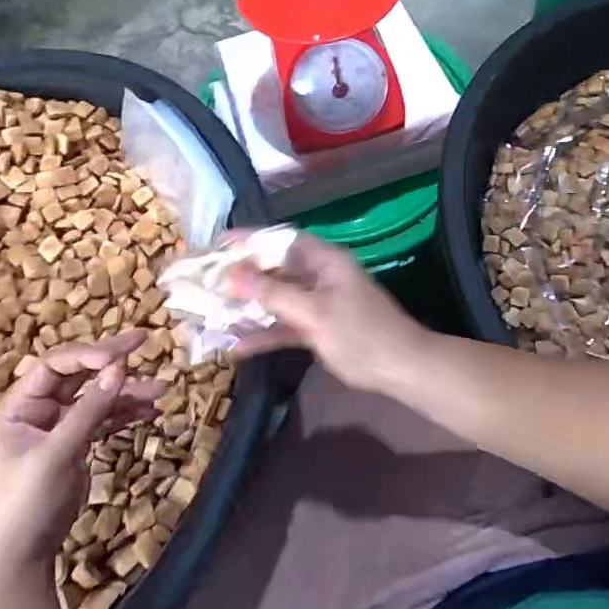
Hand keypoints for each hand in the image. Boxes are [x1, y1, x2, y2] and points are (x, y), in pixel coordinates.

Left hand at [0, 332, 163, 582]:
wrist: (15, 563)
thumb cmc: (23, 505)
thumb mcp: (57, 455)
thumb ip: (89, 410)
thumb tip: (120, 367)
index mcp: (18, 407)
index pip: (55, 366)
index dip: (88, 355)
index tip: (121, 355)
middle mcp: (37, 412)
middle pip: (79, 376)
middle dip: (113, 362)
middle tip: (145, 340)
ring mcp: (58, 430)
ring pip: (96, 399)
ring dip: (127, 392)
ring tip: (162, 389)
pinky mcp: (75, 448)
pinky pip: (103, 421)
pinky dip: (125, 415)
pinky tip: (150, 412)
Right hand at [230, 232, 433, 391]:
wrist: (402, 369)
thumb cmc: (361, 335)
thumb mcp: (314, 313)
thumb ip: (273, 294)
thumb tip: (232, 275)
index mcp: (325, 261)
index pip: (282, 240)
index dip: (250, 239)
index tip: (218, 243)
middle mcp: (321, 276)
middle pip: (275, 270)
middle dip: (242, 277)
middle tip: (206, 283)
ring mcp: (320, 302)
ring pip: (278, 299)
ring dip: (249, 308)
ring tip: (212, 315)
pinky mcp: (320, 327)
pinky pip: (286, 324)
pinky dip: (265, 333)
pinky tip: (237, 347)